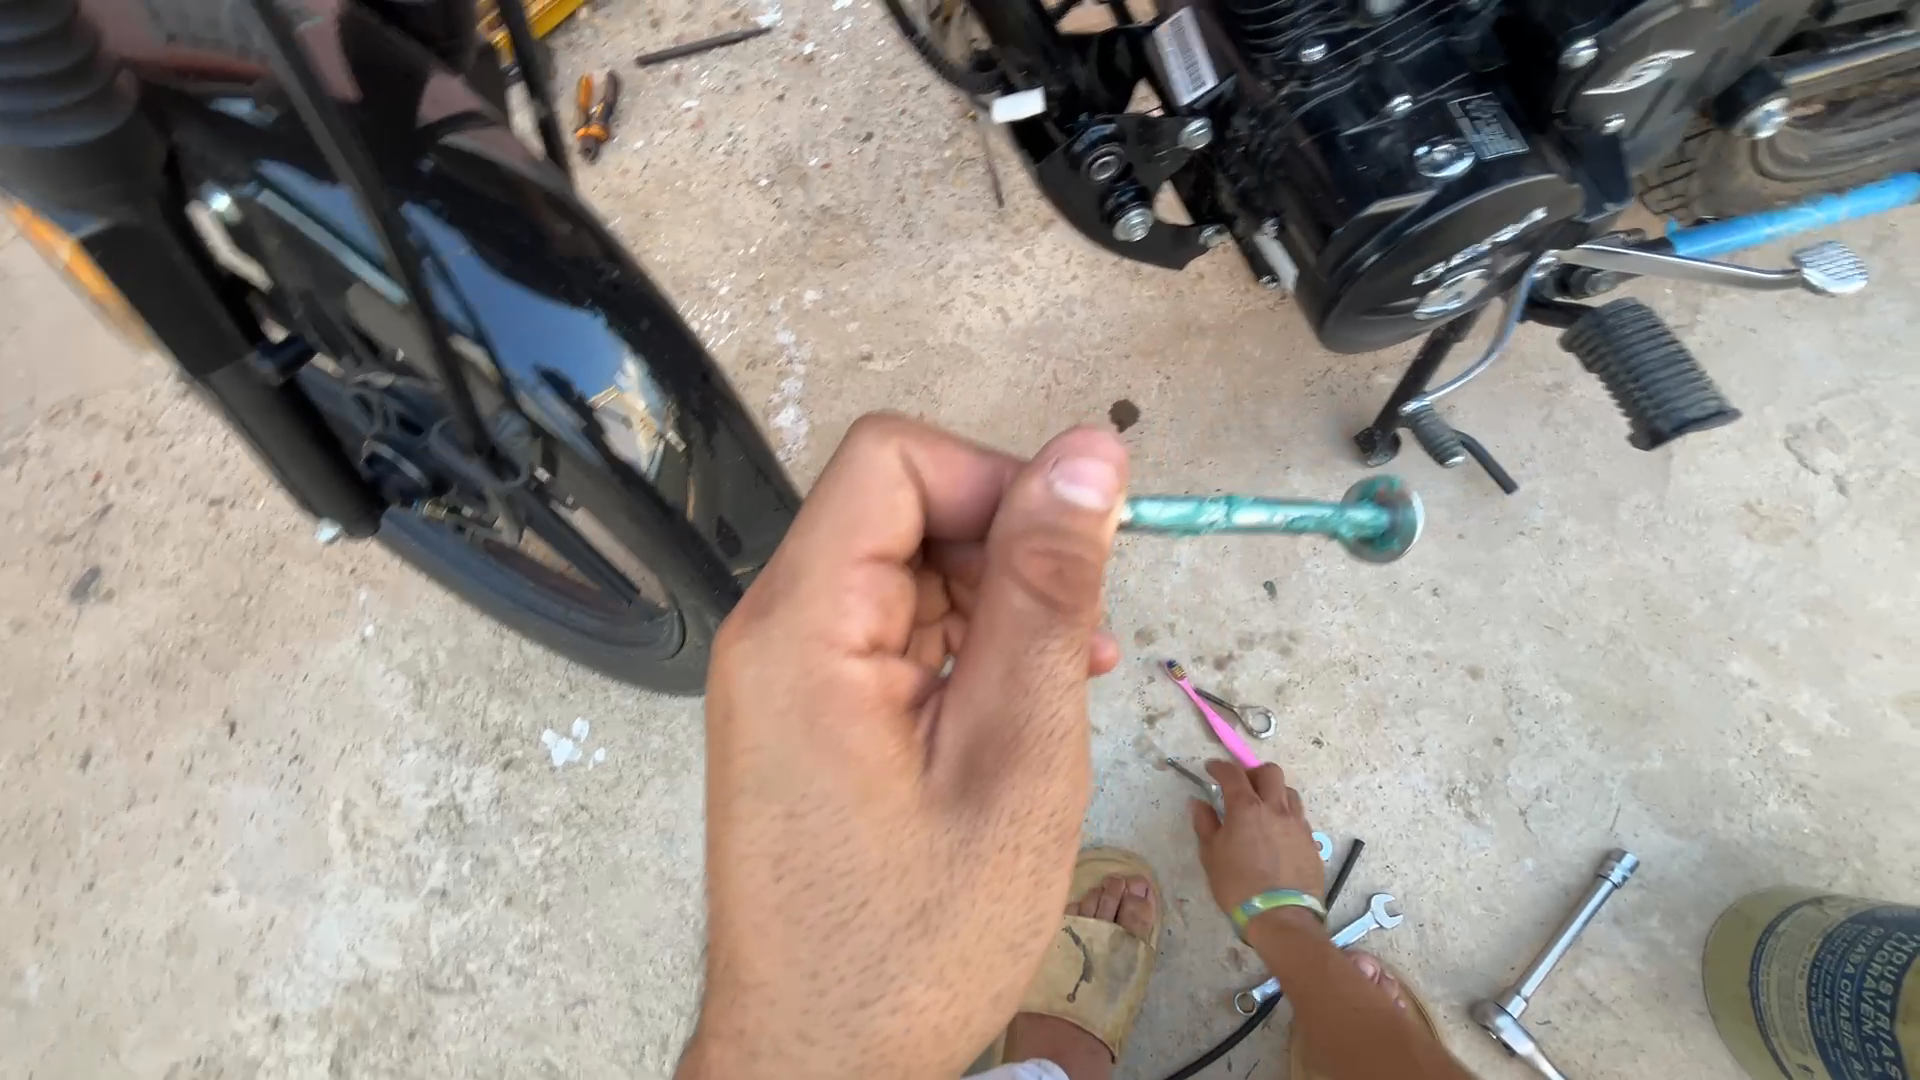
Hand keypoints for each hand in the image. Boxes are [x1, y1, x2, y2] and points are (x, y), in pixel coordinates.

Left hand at [680, 414, 1128, 1079]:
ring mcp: (790, 667)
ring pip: (912, 568)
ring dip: (998, 601)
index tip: (1069, 553)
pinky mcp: (813, 703)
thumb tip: (1089, 453)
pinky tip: (1022, 695)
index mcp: (802, 622)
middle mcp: (778, 626)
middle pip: (903, 510)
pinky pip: (900, 628)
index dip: (993, 480)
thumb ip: (1047, 590)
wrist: (823, 1064)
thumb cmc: (920, 934)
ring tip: (1063, 676)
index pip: (892, 459)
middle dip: (1005, 551)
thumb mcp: (1014, 749)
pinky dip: (971, 643)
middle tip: (1077, 638)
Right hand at [1189, 761, 1325, 914]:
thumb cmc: (1238, 885)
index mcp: (1246, 808)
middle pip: (1270, 772)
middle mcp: (1275, 809)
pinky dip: (1285, 816)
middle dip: (1253, 772)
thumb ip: (1205, 823)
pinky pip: (1299, 817)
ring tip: (1262, 809)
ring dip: (1274, 793)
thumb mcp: (1211, 855)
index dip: (1220, 767)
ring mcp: (1297, 825)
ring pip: (1289, 792)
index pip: (1232, 773)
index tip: (1211, 769)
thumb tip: (1199, 803)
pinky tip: (1277, 834)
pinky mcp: (1311, 843)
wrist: (1282, 919)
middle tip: (1242, 786)